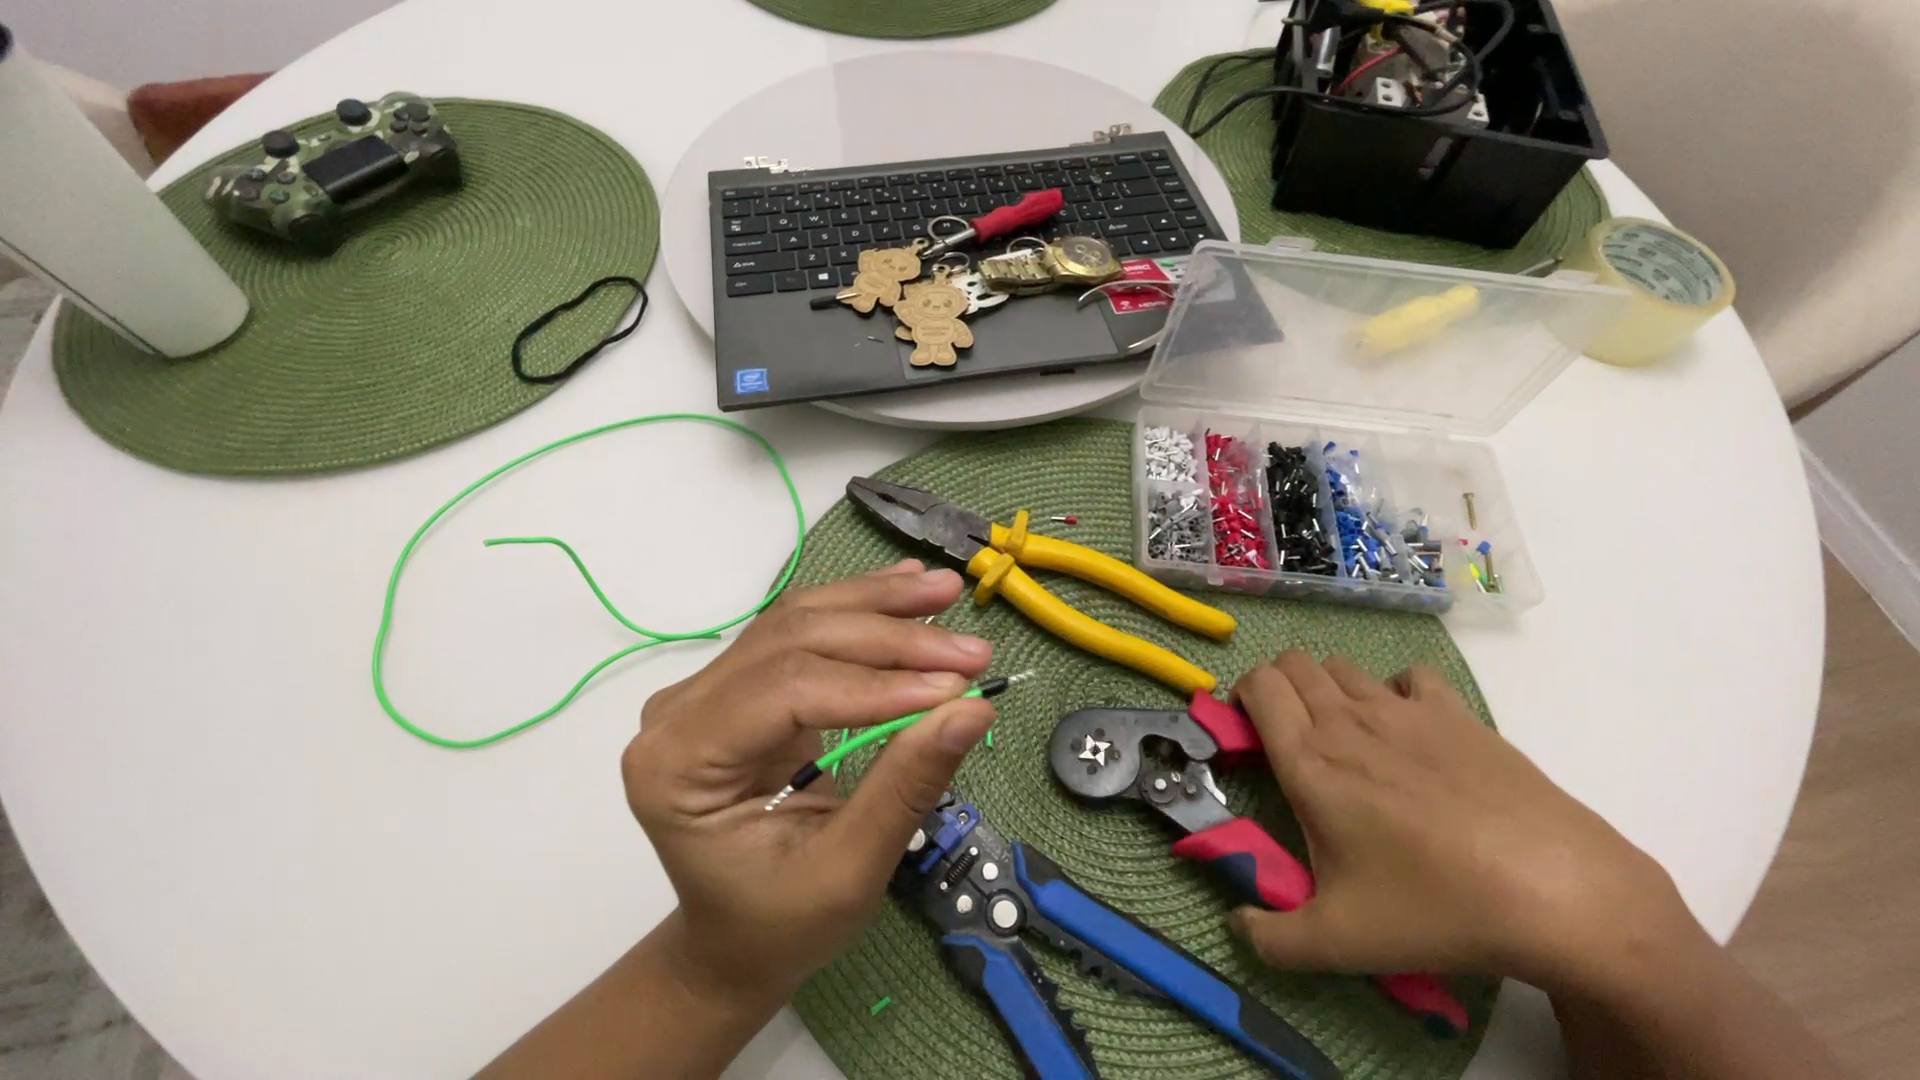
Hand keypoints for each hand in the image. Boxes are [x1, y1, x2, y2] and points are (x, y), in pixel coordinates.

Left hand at [621, 560, 995, 1005]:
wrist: (735, 940)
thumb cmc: (779, 924)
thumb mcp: (847, 872)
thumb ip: (904, 786)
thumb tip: (972, 708)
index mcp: (678, 764)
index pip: (785, 690)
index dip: (877, 683)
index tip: (958, 685)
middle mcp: (679, 710)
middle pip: (792, 639)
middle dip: (889, 638)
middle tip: (973, 649)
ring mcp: (706, 691)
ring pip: (799, 619)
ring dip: (878, 604)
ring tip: (946, 591)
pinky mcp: (740, 685)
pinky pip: (802, 632)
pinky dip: (859, 608)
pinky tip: (904, 584)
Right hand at [1227, 652, 1707, 996]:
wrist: (1557, 892)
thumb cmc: (1435, 907)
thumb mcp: (1339, 942)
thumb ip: (1269, 939)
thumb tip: (1237, 927)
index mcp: (1309, 761)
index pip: (1258, 684)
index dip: (1241, 695)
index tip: (1246, 732)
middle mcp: (1348, 722)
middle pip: (1293, 663)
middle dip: (1277, 687)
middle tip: (1287, 735)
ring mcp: (1405, 711)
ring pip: (1341, 666)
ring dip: (1326, 687)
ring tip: (1343, 737)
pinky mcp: (1456, 714)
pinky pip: (1407, 677)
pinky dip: (1392, 691)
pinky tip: (1406, 732)